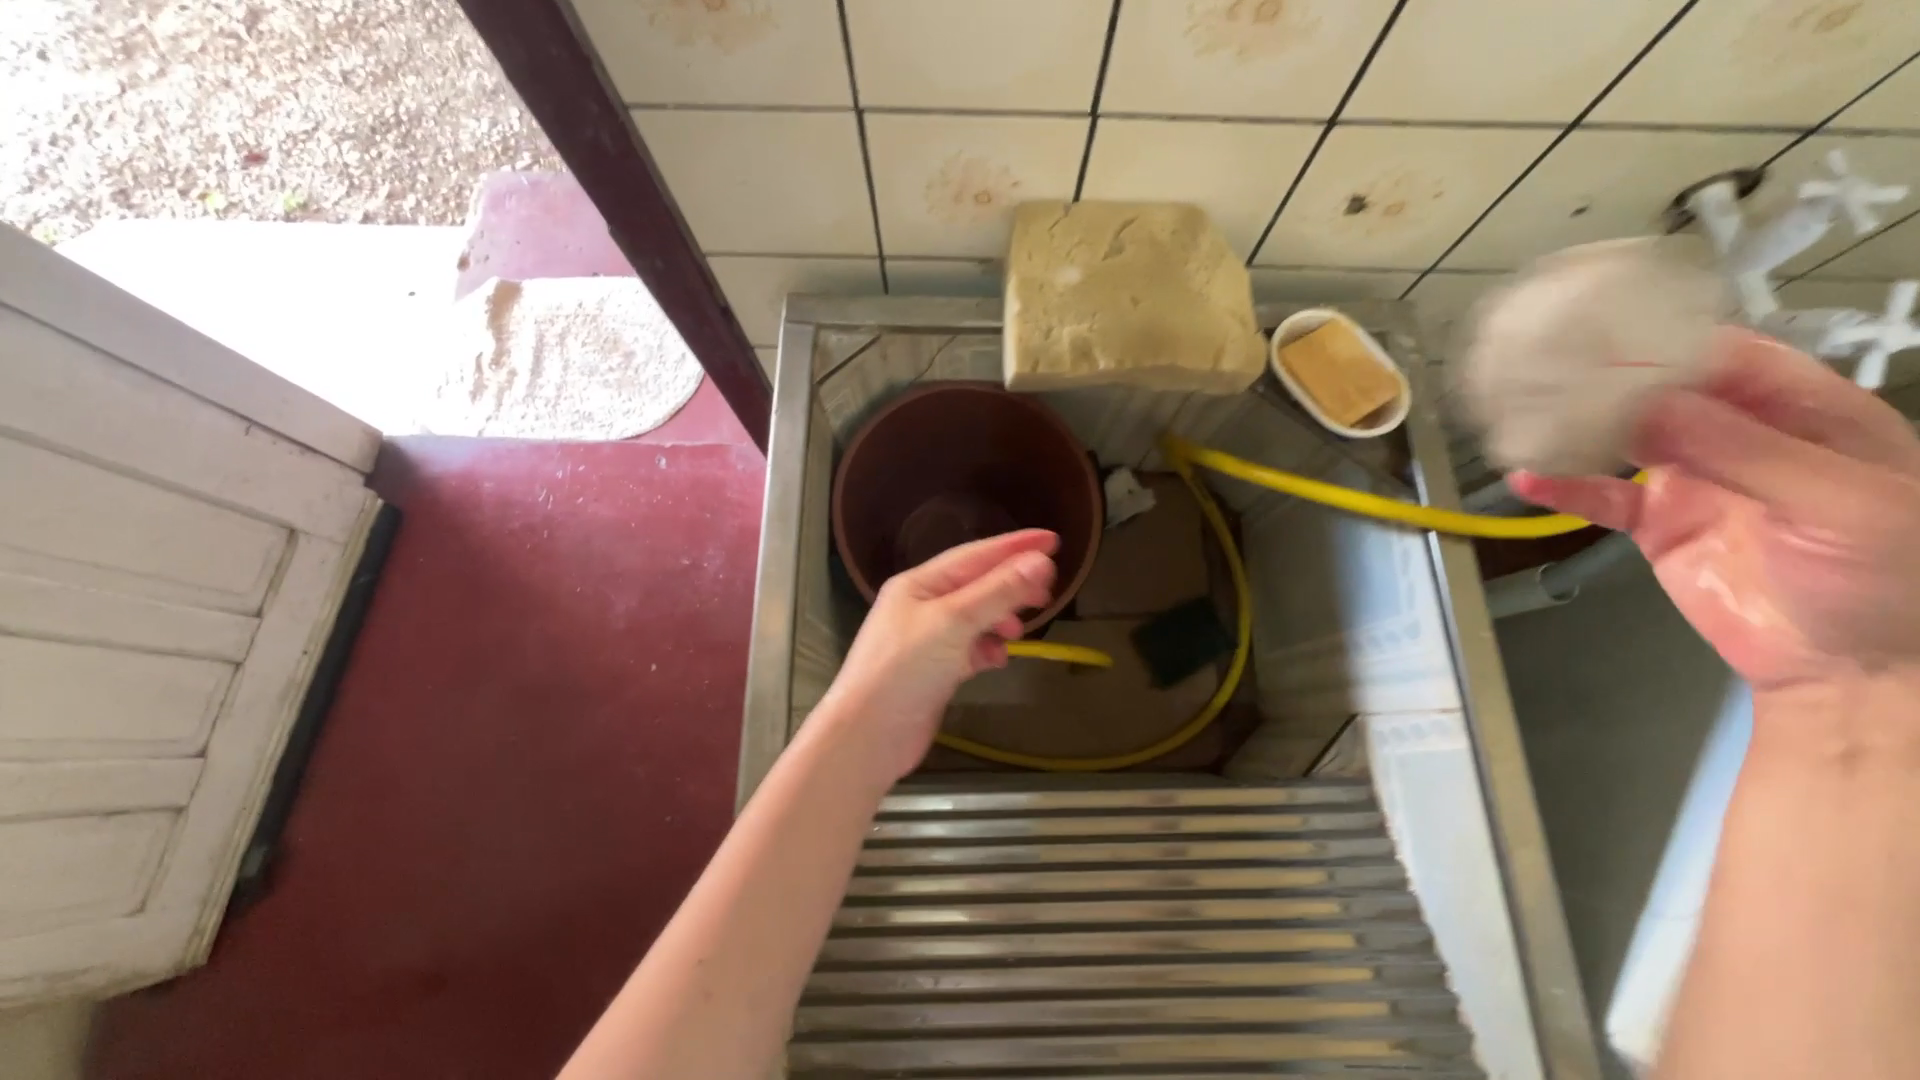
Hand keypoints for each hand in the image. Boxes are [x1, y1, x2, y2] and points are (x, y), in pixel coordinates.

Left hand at [814, 529, 1057, 780]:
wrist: (867, 735)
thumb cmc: (904, 669)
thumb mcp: (954, 622)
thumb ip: (998, 592)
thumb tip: (1041, 561)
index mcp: (919, 584)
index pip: (975, 555)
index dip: (1015, 546)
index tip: (1054, 541)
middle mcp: (922, 606)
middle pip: (976, 585)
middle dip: (1012, 584)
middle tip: (1049, 589)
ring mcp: (927, 640)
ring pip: (975, 618)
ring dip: (1001, 619)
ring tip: (1022, 628)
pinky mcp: (934, 672)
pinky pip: (970, 650)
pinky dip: (988, 650)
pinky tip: (999, 658)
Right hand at [1511, 328, 1919, 692]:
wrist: (1851, 670)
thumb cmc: (1884, 577)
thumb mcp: (1833, 502)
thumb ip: (1742, 450)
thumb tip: (1644, 405)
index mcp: (1809, 415)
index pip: (1734, 359)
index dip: (1674, 343)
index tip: (1607, 334)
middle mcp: (1748, 437)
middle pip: (1670, 393)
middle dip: (1614, 380)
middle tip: (1547, 367)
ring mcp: (1698, 481)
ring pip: (1629, 439)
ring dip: (1580, 427)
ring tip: (1526, 412)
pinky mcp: (1659, 525)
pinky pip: (1603, 499)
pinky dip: (1564, 488)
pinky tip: (1527, 479)